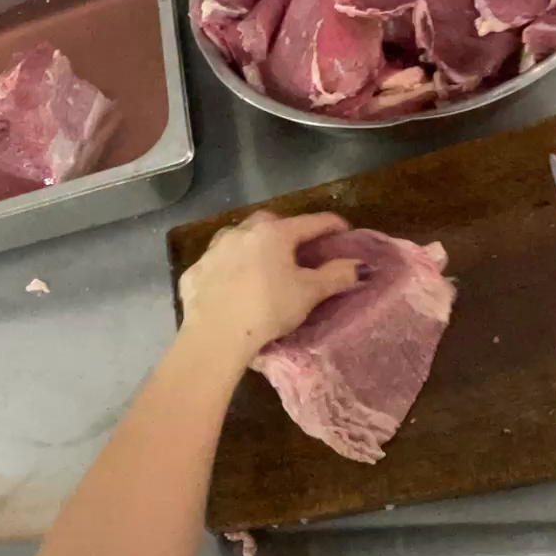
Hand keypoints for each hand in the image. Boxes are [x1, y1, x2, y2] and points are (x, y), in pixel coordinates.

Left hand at [178, 211, 362, 362]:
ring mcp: (213, 250)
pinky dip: (226, 268)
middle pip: (270, 222)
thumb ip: (337, 276)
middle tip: (298, 249)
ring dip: (252, 245)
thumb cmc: (268, 307)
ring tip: (262, 264)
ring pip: (238, 238)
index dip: (332, 226)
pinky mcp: (194, 271)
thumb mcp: (309, 293)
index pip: (311, 222)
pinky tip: (230, 283)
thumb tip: (362, 266)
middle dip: (287, 230)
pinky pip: (216, 264)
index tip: (345, 232)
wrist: (215, 333)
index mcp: (274, 232)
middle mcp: (241, 232)